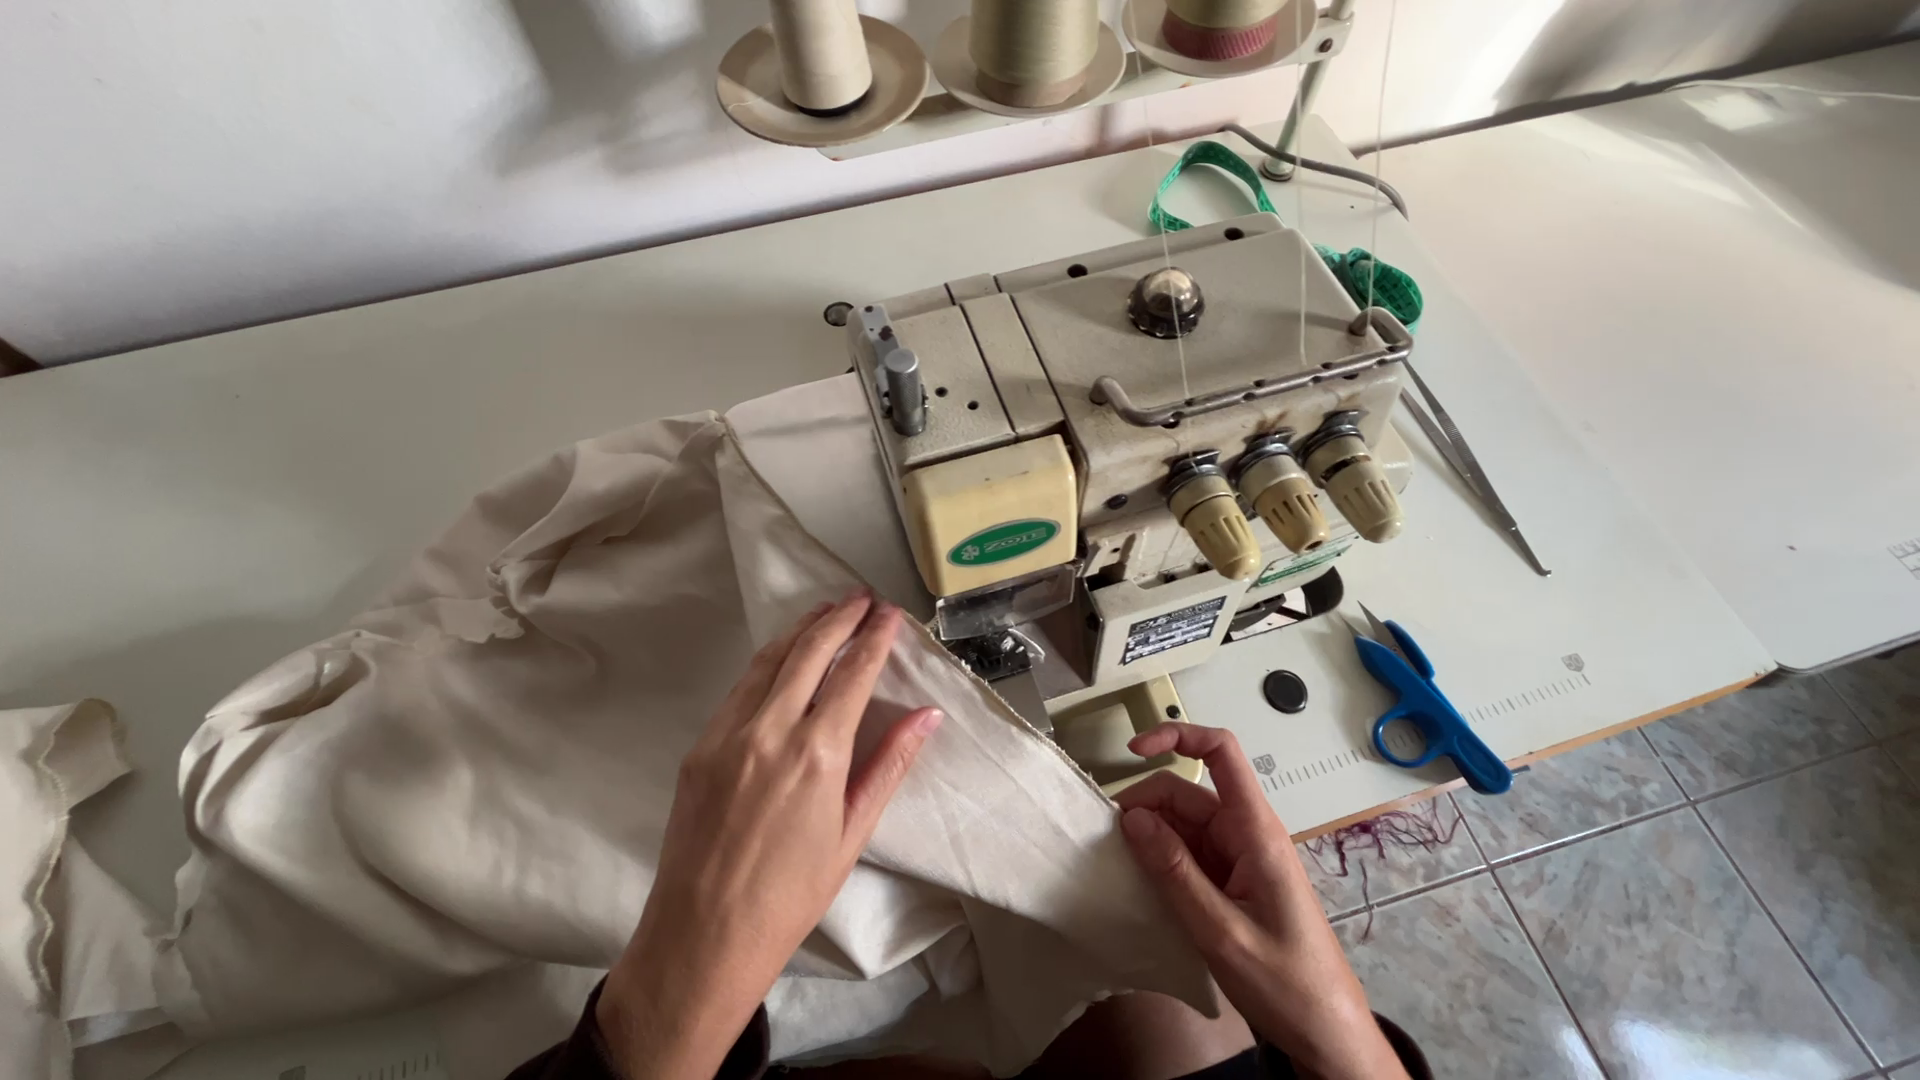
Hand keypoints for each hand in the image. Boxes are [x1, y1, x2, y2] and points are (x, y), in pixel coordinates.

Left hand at [596, 589, 942, 1079]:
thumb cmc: (792, 894)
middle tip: (861, 597)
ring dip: (801, 630)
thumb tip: (928, 715)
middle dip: (839, 618)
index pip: (853, 674)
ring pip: (769, 660)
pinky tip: (782, 656)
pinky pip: (740, 687)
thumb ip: (889, 764)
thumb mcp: (853, 833)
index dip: (874, 638)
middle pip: (809, 652)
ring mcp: (728, 733)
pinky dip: (768, 661)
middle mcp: (770, 730)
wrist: (703, 935)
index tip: (889, 613)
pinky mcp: (700, 745)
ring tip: (826, 611)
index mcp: (817, 753)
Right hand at [1115, 724, 1408, 1079]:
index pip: (1221, 752)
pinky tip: (1139, 882)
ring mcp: (1238, 857)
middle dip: (1144, 805)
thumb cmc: (1286, 984)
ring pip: (1182, 823)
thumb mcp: (1221, 931)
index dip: (1177, 736)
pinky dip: (1159, 859)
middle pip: (1186, 793)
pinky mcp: (1231, 881)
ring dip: (1148, 835)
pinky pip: (1187, 853)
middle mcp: (1245, 833)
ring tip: (1118, 865)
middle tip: (1108, 841)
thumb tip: (1133, 818)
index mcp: (1255, 830)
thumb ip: (1174, 872)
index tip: (1132, 751)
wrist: (1328, 1036)